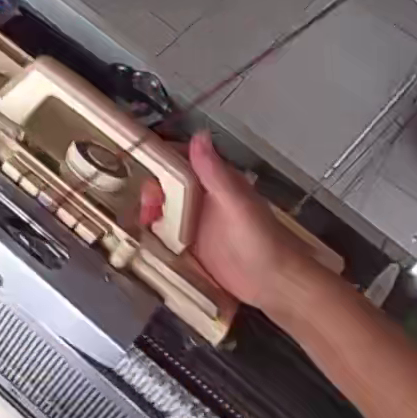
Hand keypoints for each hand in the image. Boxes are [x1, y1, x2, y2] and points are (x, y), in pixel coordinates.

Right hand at [142, 132, 321, 313]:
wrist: (273, 283)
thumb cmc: (260, 240)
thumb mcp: (236, 203)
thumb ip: (215, 173)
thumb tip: (199, 134)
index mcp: (216, 181)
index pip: (183, 159)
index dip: (161, 158)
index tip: (143, 164)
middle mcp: (203, 198)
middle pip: (167, 184)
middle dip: (152, 190)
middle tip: (148, 207)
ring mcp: (196, 223)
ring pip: (164, 209)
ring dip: (149, 212)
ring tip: (145, 224)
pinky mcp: (190, 247)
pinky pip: (165, 234)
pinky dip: (152, 233)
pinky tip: (144, 239)